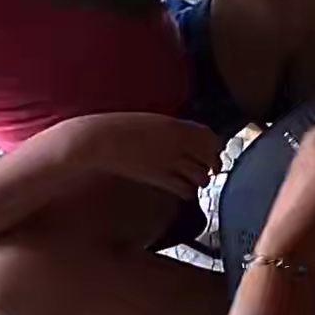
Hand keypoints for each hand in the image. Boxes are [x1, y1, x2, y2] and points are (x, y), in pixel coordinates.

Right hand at [52, 113, 222, 199]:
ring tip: (194, 180)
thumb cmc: (122, 128)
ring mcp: (171, 161)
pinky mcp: (161, 178)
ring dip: (201, 180)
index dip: (215, 147)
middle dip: (212, 165)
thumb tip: (192, 140)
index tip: (213, 152)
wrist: (99, 140)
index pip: (211, 137)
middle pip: (211, 158)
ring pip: (201, 176)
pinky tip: (182, 190)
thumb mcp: (154, 122)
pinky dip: (187, 191)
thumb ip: (175, 130)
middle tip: (209, 169)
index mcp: (177, 126)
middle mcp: (179, 143)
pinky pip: (185, 189)